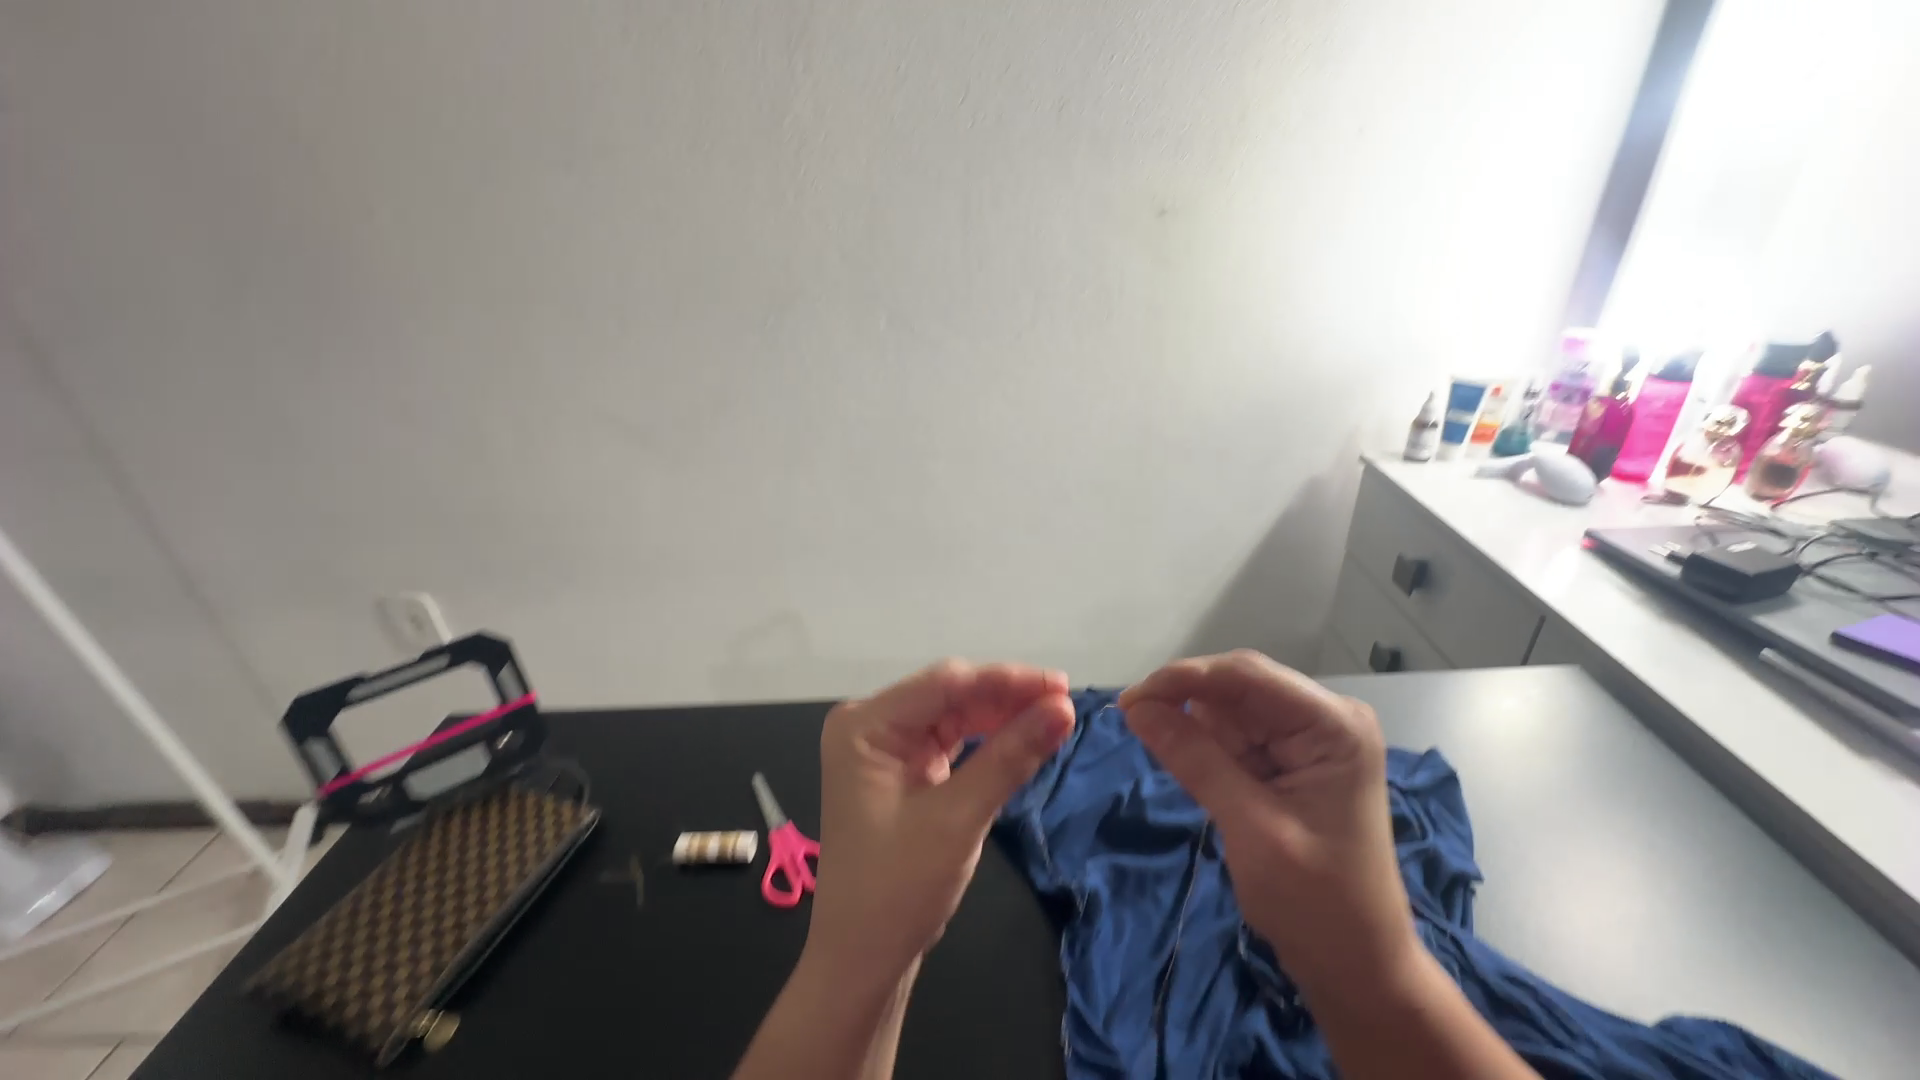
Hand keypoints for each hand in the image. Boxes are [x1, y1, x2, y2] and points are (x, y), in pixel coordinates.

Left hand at [806, 660, 1075, 988]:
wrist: (863, 957)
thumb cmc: (898, 888)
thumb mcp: (958, 819)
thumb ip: (1010, 758)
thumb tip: (1065, 708)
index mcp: (864, 725)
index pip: (946, 683)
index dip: (1007, 679)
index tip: (1063, 686)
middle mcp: (871, 725)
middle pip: (950, 694)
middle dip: (1007, 697)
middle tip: (1067, 704)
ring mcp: (887, 748)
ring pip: (955, 715)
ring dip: (1002, 717)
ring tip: (1055, 717)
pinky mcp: (904, 771)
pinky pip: (953, 742)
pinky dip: (988, 741)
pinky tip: (1023, 737)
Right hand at [1120, 650, 1416, 997]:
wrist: (1356, 965)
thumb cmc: (1315, 902)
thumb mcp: (1250, 827)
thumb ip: (1195, 759)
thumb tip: (1135, 708)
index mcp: (1333, 725)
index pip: (1247, 675)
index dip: (1183, 678)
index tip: (1130, 701)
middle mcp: (1324, 718)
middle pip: (1239, 685)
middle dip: (1184, 698)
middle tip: (1131, 719)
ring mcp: (1308, 738)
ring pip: (1231, 707)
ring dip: (1191, 721)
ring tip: (1154, 741)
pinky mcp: (1290, 761)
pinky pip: (1235, 735)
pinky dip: (1204, 744)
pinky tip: (1181, 756)